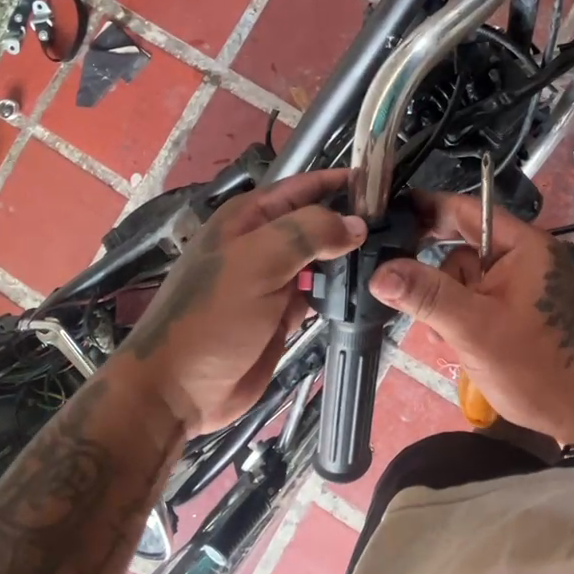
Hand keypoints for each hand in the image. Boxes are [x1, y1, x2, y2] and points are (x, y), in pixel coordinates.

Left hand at [107, 169, 365, 434]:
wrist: (176, 392)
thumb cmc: (212, 318)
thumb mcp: (260, 260)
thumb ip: (310, 232)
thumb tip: (357, 225)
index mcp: (250, 217)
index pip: (306, 185)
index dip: (343, 182)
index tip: (383, 187)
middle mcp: (263, 241)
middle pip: (318, 220)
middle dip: (351, 223)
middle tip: (396, 229)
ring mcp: (272, 278)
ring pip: (322, 257)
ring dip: (347, 260)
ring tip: (387, 260)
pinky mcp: (280, 312)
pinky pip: (317, 291)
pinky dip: (337, 291)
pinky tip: (362, 293)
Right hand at [369, 193, 573, 442]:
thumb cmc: (536, 366)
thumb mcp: (475, 329)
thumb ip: (427, 296)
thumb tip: (380, 272)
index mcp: (523, 244)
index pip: (466, 210)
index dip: (427, 209)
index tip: (388, 213)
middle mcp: (525, 255)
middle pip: (462, 248)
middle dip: (438, 277)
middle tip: (408, 295)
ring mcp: (525, 283)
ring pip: (467, 278)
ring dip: (450, 303)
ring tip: (450, 338)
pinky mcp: (522, 307)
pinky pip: (481, 299)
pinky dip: (465, 316)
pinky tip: (460, 343)